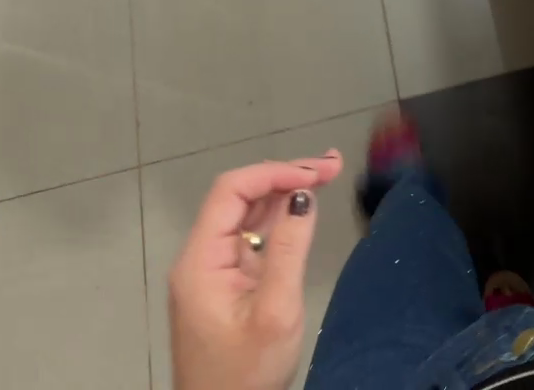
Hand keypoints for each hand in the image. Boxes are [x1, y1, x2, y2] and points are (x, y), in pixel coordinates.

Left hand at [170, 153, 343, 389]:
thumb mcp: (275, 312)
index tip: (316, 175)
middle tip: (332, 166)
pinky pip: (252, 234)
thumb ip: (288, 248)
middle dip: (285, 175)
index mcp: (200, 262)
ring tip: (328, 172)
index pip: (230, 191)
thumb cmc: (247, 375)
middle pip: (239, 196)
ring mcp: (213, 270)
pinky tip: (306, 205)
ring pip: (248, 212)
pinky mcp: (227, 282)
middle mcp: (201, 257)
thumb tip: (304, 194)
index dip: (273, 173)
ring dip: (286, 190)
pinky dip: (281, 214)